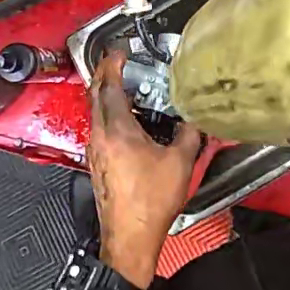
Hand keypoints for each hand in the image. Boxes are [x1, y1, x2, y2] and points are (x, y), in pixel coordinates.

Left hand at [86, 50, 203, 289]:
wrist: (129, 238)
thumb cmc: (150, 201)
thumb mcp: (180, 163)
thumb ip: (189, 134)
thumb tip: (194, 118)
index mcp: (116, 130)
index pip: (109, 86)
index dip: (113, 64)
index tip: (120, 51)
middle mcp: (99, 136)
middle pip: (96, 94)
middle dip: (105, 73)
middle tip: (119, 61)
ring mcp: (94, 150)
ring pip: (95, 111)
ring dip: (107, 94)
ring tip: (128, 86)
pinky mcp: (97, 163)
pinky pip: (99, 127)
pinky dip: (109, 113)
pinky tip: (128, 119)